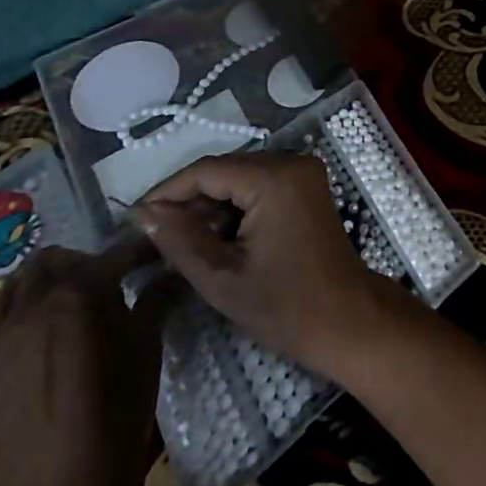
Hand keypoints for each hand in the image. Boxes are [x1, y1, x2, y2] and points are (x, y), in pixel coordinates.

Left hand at [0, 238, 167, 485]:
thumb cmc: (118, 414)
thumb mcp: (146, 351)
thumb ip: (156, 302)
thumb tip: (174, 272)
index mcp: (78, 293)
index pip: (114, 256)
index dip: (139, 250)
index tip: (157, 250)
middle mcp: (31, 305)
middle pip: (51, 260)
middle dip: (81, 261)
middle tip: (106, 280)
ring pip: (11, 289)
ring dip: (38, 286)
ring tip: (62, 305)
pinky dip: (0, 330)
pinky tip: (18, 344)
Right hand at [133, 153, 382, 370]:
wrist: (349, 323)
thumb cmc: (286, 307)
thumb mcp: (222, 278)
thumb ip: (179, 239)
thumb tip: (143, 213)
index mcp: (274, 178)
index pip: (206, 171)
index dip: (167, 191)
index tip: (135, 217)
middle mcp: (291, 162)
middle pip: (224, 170)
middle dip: (188, 199)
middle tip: (155, 232)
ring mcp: (303, 172)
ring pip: (240, 177)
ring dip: (211, 204)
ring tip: (182, 239)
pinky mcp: (307, 186)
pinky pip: (259, 185)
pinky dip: (235, 207)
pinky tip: (216, 235)